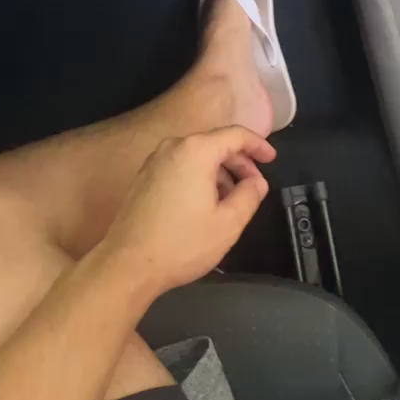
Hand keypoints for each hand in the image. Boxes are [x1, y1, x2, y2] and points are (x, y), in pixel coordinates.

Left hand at [95, 126, 276, 300]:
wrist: (127, 264)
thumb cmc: (181, 243)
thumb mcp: (228, 224)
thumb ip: (249, 197)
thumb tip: (257, 183)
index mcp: (196, 150)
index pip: (235, 135)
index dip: (258, 145)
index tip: (272, 159)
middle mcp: (174, 146)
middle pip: (216, 143)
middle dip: (240, 162)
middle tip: (255, 186)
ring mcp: (155, 160)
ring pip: (198, 156)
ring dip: (220, 172)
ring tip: (233, 200)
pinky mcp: (145, 176)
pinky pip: (181, 166)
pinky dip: (199, 176)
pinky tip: (206, 203)